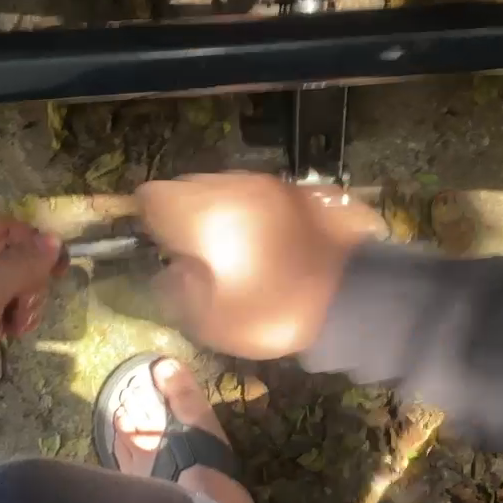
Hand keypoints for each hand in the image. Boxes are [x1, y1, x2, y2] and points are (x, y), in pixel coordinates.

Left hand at [0, 220, 60, 371]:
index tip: (58, 269)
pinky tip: (13, 332)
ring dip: (27, 303)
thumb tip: (54, 240)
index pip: (10, 229)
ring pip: (16, 285)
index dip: (36, 244)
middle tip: (24, 303)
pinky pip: (6, 306)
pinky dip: (16, 317)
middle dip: (31, 281)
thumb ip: (24, 261)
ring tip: (17, 325)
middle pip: (17, 258)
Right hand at [133, 173, 377, 359]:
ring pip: (227, 191)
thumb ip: (175, 291)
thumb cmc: (273, 310)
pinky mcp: (300, 191)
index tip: (163, 249)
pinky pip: (263, 200)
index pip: (149, 197)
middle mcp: (229, 186)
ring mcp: (269, 183)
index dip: (150, 224)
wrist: (353, 297)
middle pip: (189, 189)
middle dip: (187, 218)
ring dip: (224, 216)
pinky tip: (273, 247)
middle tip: (201, 258)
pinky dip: (258, 218)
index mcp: (197, 211)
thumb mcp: (210, 320)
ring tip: (240, 255)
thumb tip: (167, 273)